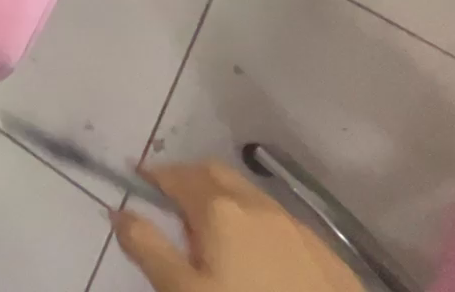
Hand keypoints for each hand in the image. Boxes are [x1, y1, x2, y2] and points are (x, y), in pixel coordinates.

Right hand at [115, 162, 364, 291]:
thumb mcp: (181, 291)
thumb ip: (146, 246)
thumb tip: (119, 212)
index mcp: (219, 208)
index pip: (174, 174)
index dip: (151, 176)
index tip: (137, 184)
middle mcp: (260, 206)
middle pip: (215, 173)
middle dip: (189, 179)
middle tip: (172, 205)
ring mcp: (303, 231)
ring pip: (253, 196)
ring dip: (227, 200)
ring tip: (216, 235)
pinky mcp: (335, 260)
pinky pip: (286, 225)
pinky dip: (262, 226)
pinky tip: (263, 259)